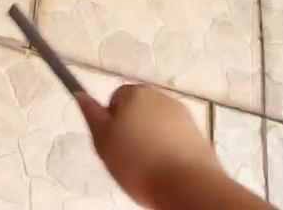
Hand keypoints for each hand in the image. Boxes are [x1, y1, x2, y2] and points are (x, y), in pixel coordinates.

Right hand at [77, 84, 224, 208]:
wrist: (189, 188)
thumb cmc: (138, 161)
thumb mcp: (102, 139)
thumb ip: (90, 113)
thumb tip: (81, 94)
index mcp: (135, 92)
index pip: (116, 99)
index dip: (112, 121)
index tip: (114, 143)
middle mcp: (161, 97)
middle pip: (139, 110)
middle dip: (133, 129)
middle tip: (128, 156)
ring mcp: (184, 117)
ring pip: (158, 126)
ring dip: (153, 140)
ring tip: (149, 166)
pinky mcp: (201, 139)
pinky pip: (177, 141)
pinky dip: (171, 151)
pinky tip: (167, 171)